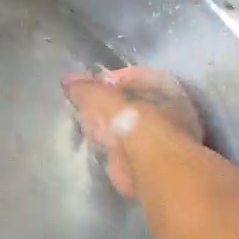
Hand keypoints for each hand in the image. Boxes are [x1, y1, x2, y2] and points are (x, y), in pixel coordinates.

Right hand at [63, 67, 203, 196]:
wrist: (145, 161)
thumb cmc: (127, 119)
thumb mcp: (96, 96)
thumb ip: (82, 88)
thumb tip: (68, 80)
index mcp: (162, 85)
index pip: (130, 76)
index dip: (104, 81)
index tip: (84, 90)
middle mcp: (170, 107)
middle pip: (132, 102)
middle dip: (108, 106)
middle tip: (84, 109)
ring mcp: (164, 134)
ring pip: (130, 124)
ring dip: (110, 126)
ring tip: (87, 128)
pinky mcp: (153, 157)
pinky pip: (127, 144)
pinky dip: (114, 145)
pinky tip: (98, 146)